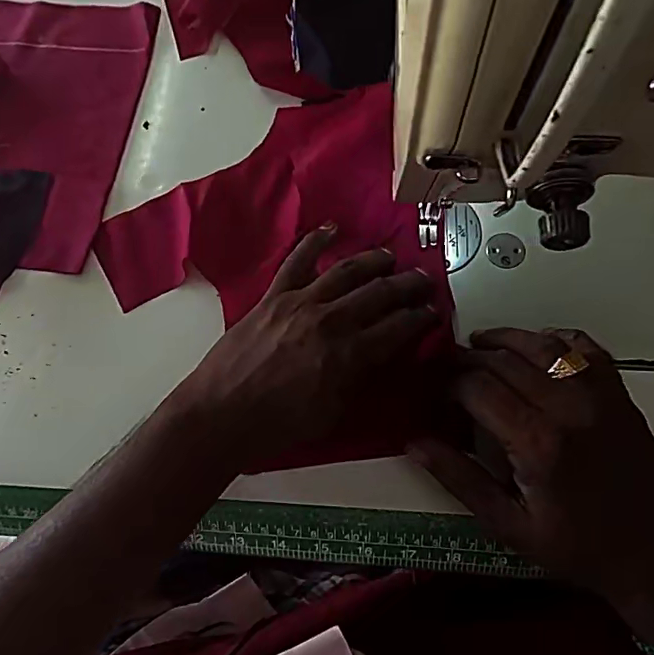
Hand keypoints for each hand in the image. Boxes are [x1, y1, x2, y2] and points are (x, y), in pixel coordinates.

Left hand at [164, 224, 439, 469]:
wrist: (221, 414)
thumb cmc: (276, 425)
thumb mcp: (331, 413)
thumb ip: (359, 381)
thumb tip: (381, 358)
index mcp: (347, 355)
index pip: (397, 329)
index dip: (420, 319)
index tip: (432, 314)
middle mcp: (328, 321)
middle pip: (378, 294)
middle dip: (407, 286)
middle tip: (422, 282)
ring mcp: (299, 304)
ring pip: (345, 271)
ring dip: (373, 261)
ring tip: (390, 257)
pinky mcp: (272, 297)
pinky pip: (297, 261)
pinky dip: (315, 241)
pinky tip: (331, 229)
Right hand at [408, 328, 653, 640]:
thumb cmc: (579, 549)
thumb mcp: (508, 525)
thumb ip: (459, 478)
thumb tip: (415, 443)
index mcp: (536, 442)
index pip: (477, 386)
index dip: (447, 381)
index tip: (432, 388)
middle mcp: (568, 408)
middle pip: (504, 358)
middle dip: (468, 357)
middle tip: (447, 367)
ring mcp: (599, 396)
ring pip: (543, 344)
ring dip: (506, 337)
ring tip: (480, 343)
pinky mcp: (621, 395)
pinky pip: (586, 348)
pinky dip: (557, 338)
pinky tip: (538, 344)